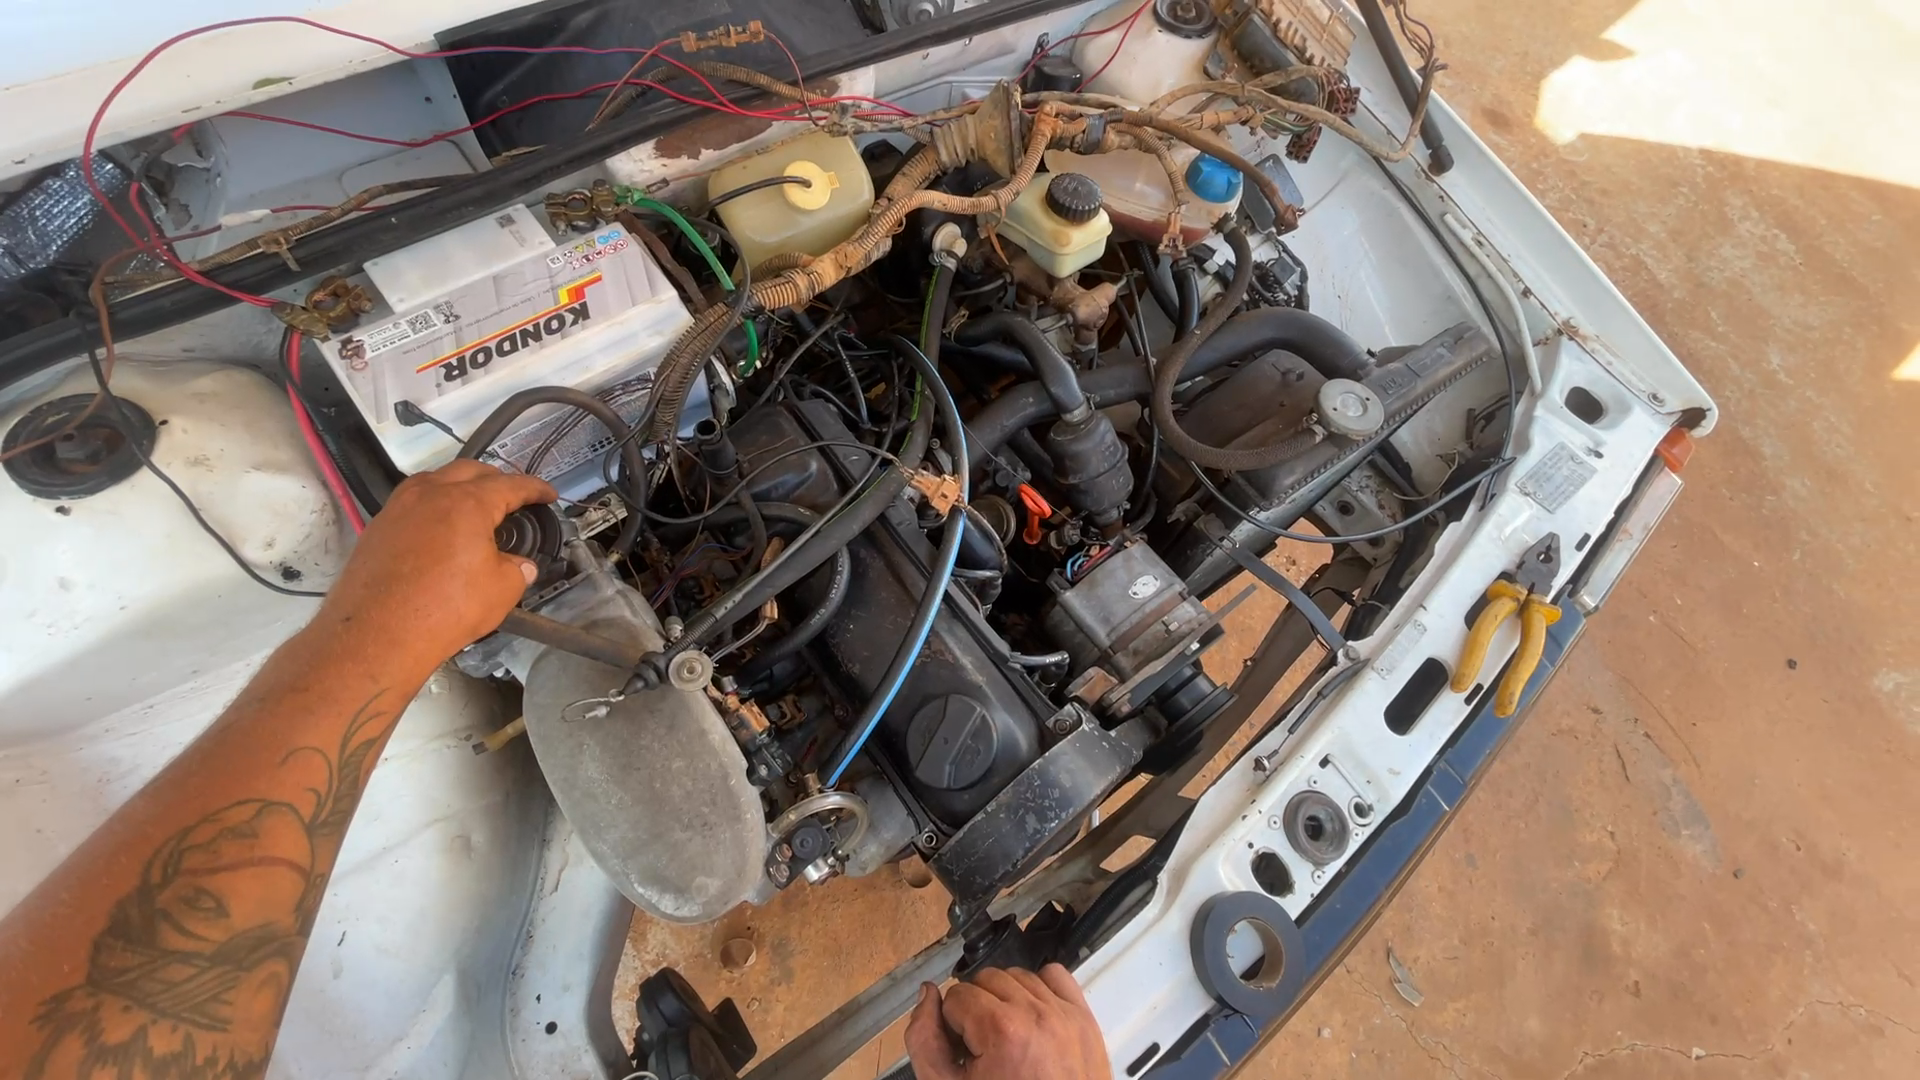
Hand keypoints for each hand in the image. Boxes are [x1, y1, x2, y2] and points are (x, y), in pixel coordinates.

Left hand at [313, 460, 555, 673]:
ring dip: (459, 486)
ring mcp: (397, 510)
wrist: (378, 635)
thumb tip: (519, 565)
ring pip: (434, 480)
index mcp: (467, 503)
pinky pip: (412, 503)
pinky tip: (442, 528)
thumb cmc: (449, 607)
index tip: (549, 494)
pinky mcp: (377, 529)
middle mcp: (429, 495)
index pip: (510, 485)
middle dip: (496, 479)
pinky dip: (434, 506)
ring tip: (475, 505)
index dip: (536, 488)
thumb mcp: (504, 588)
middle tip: (514, 496)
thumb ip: (517, 568)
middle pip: (468, 471)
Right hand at [905, 965, 1109, 1079]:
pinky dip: (1040, 989)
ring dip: (1005, 999)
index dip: (952, 1026)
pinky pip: (1055, 976)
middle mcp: (1035, 1014)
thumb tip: (927, 995)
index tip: (962, 1053)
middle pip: (986, 980)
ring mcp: (1063, 1014)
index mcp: (1002, 1030)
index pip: (956, 996)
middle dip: (977, 1010)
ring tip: (1006, 1039)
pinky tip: (1031, 1018)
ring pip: (1017, 975)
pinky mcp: (1083, 1019)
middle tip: (981, 1048)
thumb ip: (925, 1041)